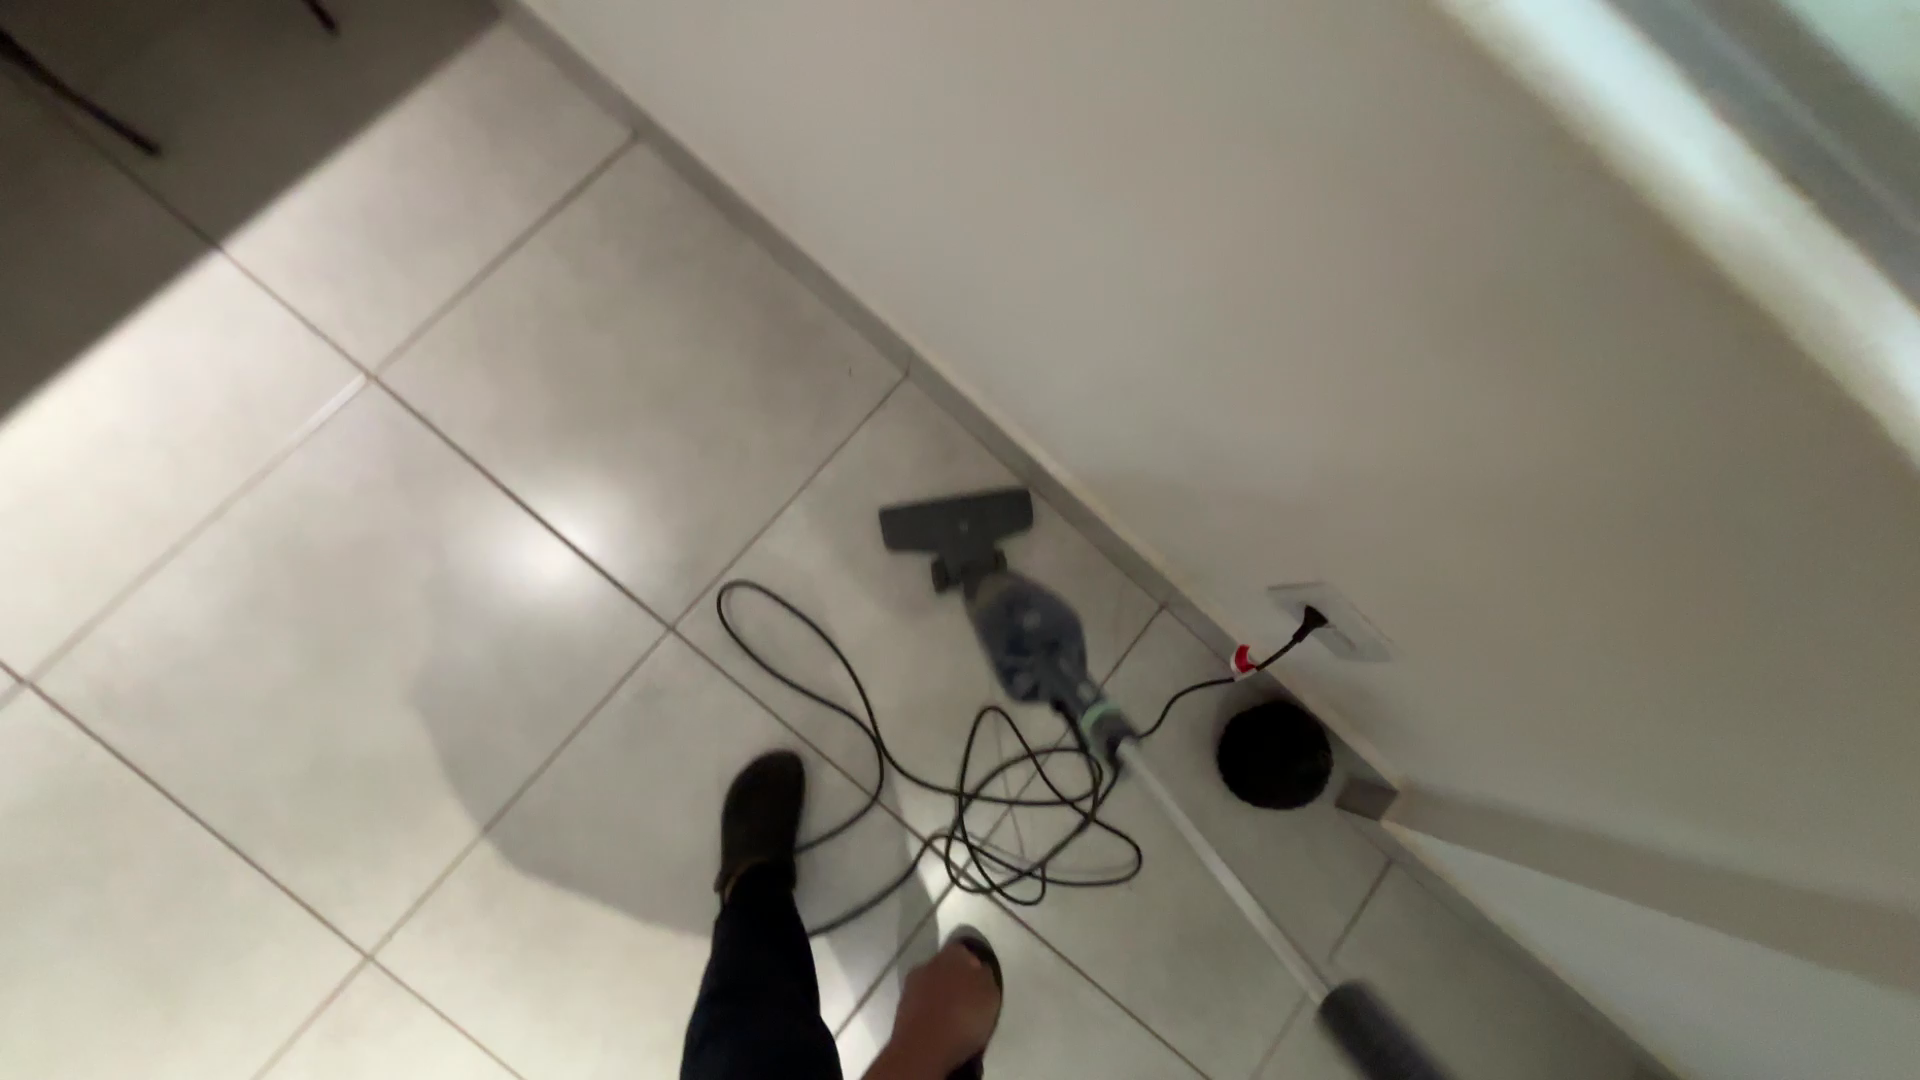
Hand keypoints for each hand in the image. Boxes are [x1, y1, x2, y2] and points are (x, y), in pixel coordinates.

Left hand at [864, 941, 1001, 1078]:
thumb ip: (986, 978)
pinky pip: (922, 1009)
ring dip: (942, 1001)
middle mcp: (928, 963)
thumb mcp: (990, 995)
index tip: (983, 988)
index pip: (965, 952)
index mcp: (952, 954)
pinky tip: (940, 1032)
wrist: (922, 1049)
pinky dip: (930, 1017)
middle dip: (956, 984)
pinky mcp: (901, 1012)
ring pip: (932, 989)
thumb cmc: (963, 1018)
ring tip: (955, 1023)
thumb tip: (980, 972)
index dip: (975, 968)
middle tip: (970, 1005)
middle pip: (946, 969)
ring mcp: (911, 987)